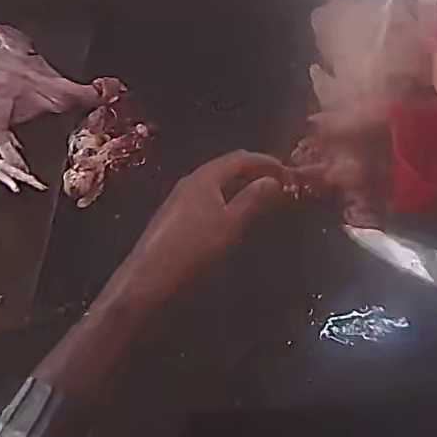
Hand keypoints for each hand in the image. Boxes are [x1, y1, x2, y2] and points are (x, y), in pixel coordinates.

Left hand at [108, 151, 286, 313]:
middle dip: (254, 170)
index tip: (287, 171)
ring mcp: (181, 197)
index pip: (241, 158)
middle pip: (228, 167)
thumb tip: (272, 180)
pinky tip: (234, 212)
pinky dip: (228, 196)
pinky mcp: (176, 215)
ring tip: (262, 195)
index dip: (266, 162)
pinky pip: (209, 195)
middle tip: (277, 181)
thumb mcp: (231, 224)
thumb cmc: (193, 249)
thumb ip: (253, 199)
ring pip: (217, 182)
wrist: (149, 278)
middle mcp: (191, 180)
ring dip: (241, 184)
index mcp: (206, 177)